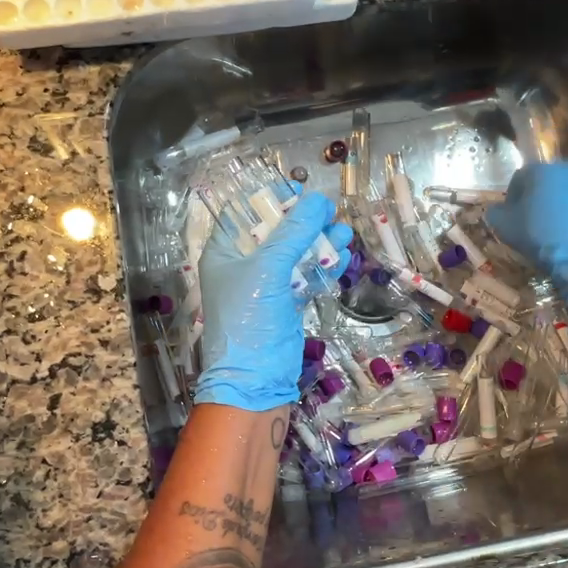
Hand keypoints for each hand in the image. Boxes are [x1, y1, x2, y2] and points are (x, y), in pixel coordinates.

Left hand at [194, 189, 351, 411]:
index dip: (270, 198)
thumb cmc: (249, 319)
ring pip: (294, 253)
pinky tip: (342, 257)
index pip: (244, 212)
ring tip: (343, 234)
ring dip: (319, 243)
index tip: (300, 189)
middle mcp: (242, 265)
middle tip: (329, 211)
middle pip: (275, 230)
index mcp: (224, 252)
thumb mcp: (269, 269)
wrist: (256, 378)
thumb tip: (318, 201)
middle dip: (303, 220)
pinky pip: (305, 276)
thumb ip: (294, 233)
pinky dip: (322, 267)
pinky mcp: (285, 303)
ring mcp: (265, 285)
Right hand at [486, 161, 567, 304]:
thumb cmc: (540, 236)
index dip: (512, 200)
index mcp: (540, 170)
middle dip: (538, 200)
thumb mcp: (506, 228)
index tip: (512, 218)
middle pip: (546, 183)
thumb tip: (496, 210)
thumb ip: (496, 214)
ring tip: (555, 231)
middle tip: (532, 223)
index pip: (519, 179)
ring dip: (559, 208)